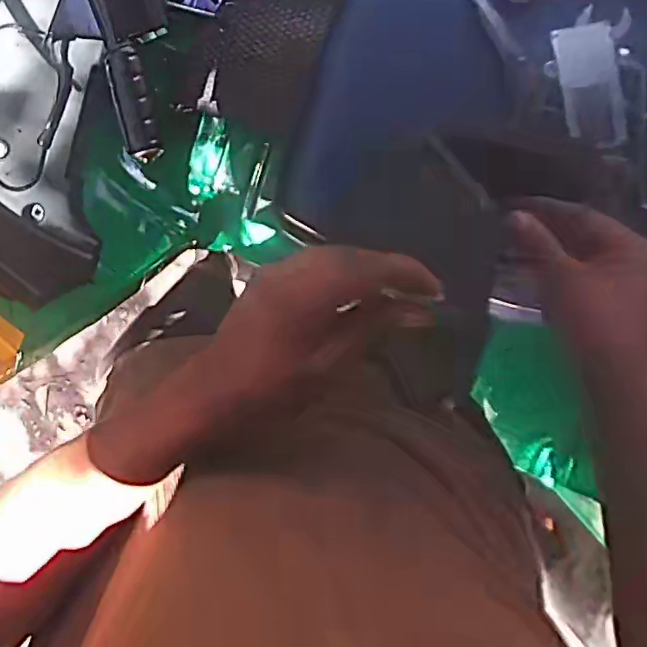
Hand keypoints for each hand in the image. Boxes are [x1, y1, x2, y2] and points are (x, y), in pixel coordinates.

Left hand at [203, 246, 441, 409]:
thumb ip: (369, 330)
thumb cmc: (270, 391)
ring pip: (326, 256)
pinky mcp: (263, 280)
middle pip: (346, 255)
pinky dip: (338, 270)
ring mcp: (271, 273)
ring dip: (362, 266)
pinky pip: (309, 263)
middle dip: (386, 266)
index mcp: (305, 292)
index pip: (364, 267)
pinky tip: (353, 290)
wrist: (210, 391)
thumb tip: (416, 311)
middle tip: (420, 288)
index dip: (403, 272)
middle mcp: (287, 272)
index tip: (435, 288)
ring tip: (394, 289)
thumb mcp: (328, 367)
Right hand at [507, 198, 646, 376]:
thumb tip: (514, 214)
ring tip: (513, 245)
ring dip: (551, 251)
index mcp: (636, 247)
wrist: (616, 377)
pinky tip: (534, 270)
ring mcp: (636, 285)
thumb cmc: (591, 319)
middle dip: (547, 230)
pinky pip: (588, 275)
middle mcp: (643, 261)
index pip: (583, 216)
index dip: (544, 208)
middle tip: (508, 223)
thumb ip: (537, 241)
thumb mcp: (558, 275)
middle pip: (587, 235)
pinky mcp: (623, 305)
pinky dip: (561, 270)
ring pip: (585, 257)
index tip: (511, 204)